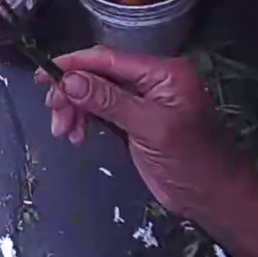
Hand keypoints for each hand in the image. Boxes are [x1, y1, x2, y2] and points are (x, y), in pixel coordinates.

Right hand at [40, 47, 257, 256]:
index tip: (43, 75)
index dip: (74, 65)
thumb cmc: (190, 160)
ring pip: (96, 93)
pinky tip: (77, 136)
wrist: (214, 198)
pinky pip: (102, 110)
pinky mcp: (135, 120)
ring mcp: (143, 100)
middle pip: (99, 75)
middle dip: (73, 93)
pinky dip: (86, 120)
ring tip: (64, 133)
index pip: (109, 59)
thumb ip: (109, 101)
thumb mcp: (149, 128)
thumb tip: (70, 80)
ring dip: (75, 109)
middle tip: (55, 117)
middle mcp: (151, 79)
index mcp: (162, 71)